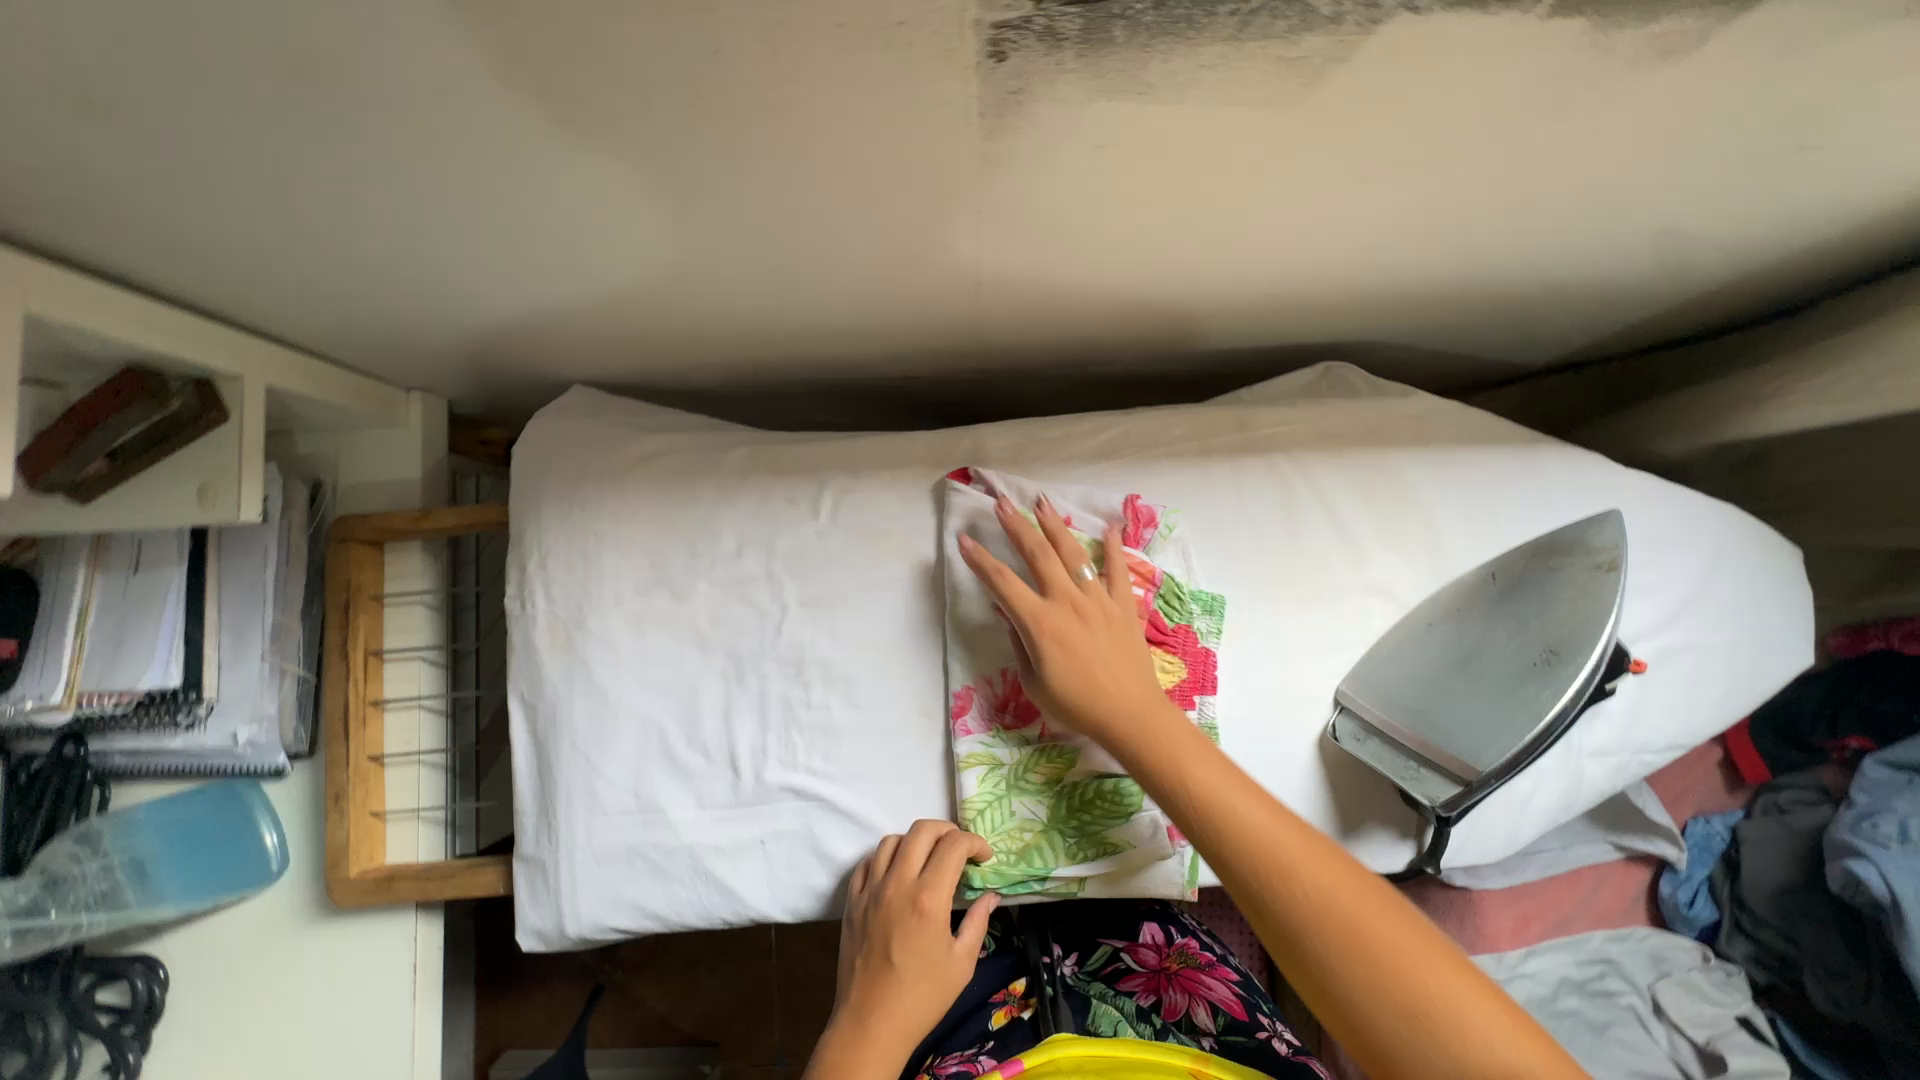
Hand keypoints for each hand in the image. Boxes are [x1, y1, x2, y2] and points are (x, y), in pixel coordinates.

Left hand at [829, 821, 999, 1056]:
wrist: (871, 1023)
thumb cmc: (922, 997)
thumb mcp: (962, 963)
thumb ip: (978, 921)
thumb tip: (991, 895)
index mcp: (928, 898)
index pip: (954, 845)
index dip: (975, 842)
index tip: (984, 857)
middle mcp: (897, 884)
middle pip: (922, 830)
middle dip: (948, 830)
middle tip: (961, 849)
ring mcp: (870, 890)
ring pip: (892, 840)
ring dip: (915, 841)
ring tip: (928, 858)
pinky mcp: (852, 901)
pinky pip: (867, 862)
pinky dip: (886, 858)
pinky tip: (897, 873)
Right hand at [957, 494, 1183, 747]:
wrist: (1130, 716)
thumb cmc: (1076, 707)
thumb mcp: (1033, 683)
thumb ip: (1019, 644)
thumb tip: (1009, 614)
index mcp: (1039, 623)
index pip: (1002, 583)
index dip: (980, 560)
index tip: (964, 539)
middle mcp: (1067, 602)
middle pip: (1037, 555)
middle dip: (1017, 526)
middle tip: (1002, 503)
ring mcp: (1098, 600)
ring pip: (1073, 554)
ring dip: (1055, 526)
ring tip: (1041, 502)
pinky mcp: (1123, 606)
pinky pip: (1117, 570)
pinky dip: (1113, 547)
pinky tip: (1109, 527)